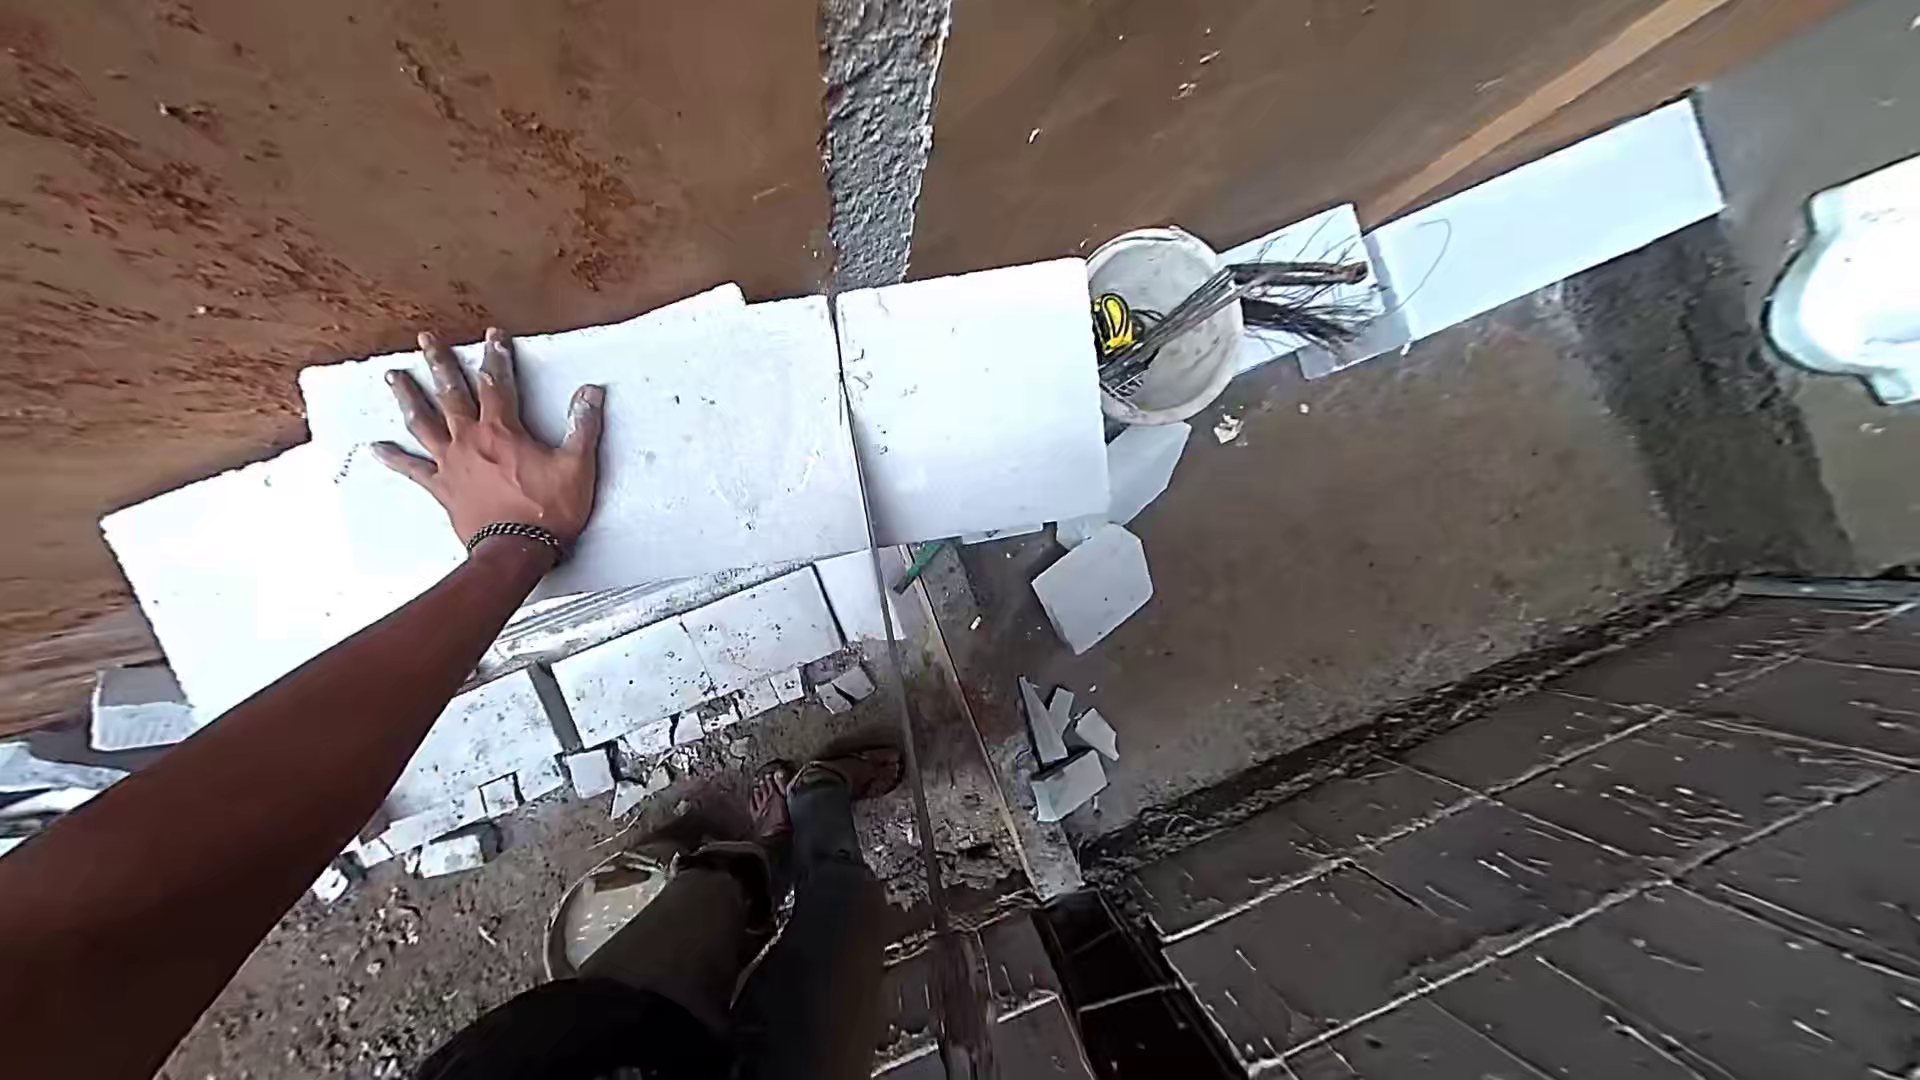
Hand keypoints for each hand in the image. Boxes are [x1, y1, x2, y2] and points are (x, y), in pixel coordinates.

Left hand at [372, 328, 604, 548]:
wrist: (518, 549)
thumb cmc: (550, 508)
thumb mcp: (578, 465)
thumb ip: (583, 426)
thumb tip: (590, 393)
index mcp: (503, 431)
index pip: (498, 383)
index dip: (497, 357)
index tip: (493, 336)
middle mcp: (469, 440)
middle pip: (452, 394)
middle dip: (441, 364)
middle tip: (427, 341)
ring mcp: (450, 463)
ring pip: (423, 422)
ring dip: (408, 397)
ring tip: (394, 377)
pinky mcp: (442, 487)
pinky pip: (411, 469)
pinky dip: (393, 458)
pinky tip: (376, 448)